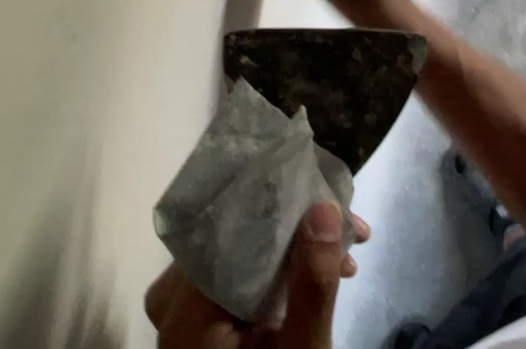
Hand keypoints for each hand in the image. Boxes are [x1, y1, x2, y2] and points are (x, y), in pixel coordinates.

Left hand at [143, 204, 370, 348]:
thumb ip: (311, 283)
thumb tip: (324, 206)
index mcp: (185, 302)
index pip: (233, 222)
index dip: (287, 204)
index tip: (333, 201)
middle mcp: (173, 299)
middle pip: (240, 235)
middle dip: (300, 228)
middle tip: (352, 228)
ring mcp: (182, 312)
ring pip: (244, 253)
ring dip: (295, 251)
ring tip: (347, 257)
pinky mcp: (197, 324)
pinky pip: (238, 276)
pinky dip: (277, 274)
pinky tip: (316, 278)